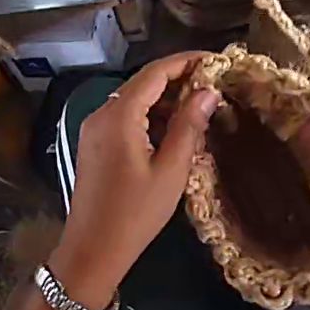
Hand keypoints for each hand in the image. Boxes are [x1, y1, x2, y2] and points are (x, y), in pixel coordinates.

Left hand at [50, 52, 220, 308]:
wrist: (93, 249)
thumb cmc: (136, 213)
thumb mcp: (171, 170)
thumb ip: (189, 126)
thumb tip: (208, 92)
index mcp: (119, 116)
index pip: (155, 72)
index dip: (186, 61)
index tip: (216, 60)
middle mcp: (101, 114)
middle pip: (142, 83)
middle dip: (178, 80)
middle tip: (213, 86)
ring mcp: (94, 129)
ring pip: (133, 101)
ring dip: (164, 101)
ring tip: (199, 109)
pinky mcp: (94, 145)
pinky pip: (124, 119)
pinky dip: (149, 118)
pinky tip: (173, 131)